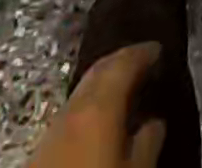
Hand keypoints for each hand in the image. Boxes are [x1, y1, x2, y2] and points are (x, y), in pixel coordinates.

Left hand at [29, 42, 167, 167]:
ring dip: (105, 81)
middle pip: (99, 71)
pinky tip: (103, 119)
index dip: (143, 52)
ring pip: (83, 90)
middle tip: (144, 59)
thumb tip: (154, 122)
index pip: (124, 62)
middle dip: (122, 60)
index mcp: (101, 105)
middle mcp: (75, 109)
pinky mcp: (42, 151)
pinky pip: (74, 112)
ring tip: (127, 87)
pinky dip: (92, 103)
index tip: (159, 49)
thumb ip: (149, 141)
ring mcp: (54, 130)